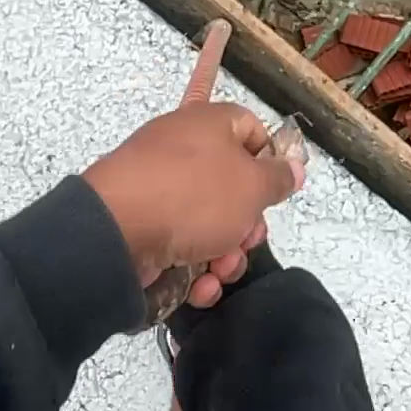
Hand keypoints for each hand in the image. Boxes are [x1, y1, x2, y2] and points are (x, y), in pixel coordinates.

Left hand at [82, 103, 305, 307]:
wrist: (117, 229)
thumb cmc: (194, 195)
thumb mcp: (251, 186)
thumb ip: (277, 178)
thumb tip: (293, 164)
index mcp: (207, 124)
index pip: (249, 127)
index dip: (269, 158)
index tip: (276, 189)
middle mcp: (181, 150)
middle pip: (231, 184)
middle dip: (247, 222)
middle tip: (247, 240)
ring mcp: (159, 187)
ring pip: (209, 221)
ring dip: (224, 253)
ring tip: (220, 270)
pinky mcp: (143, 222)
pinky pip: (180, 241)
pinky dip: (193, 266)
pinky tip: (198, 286)